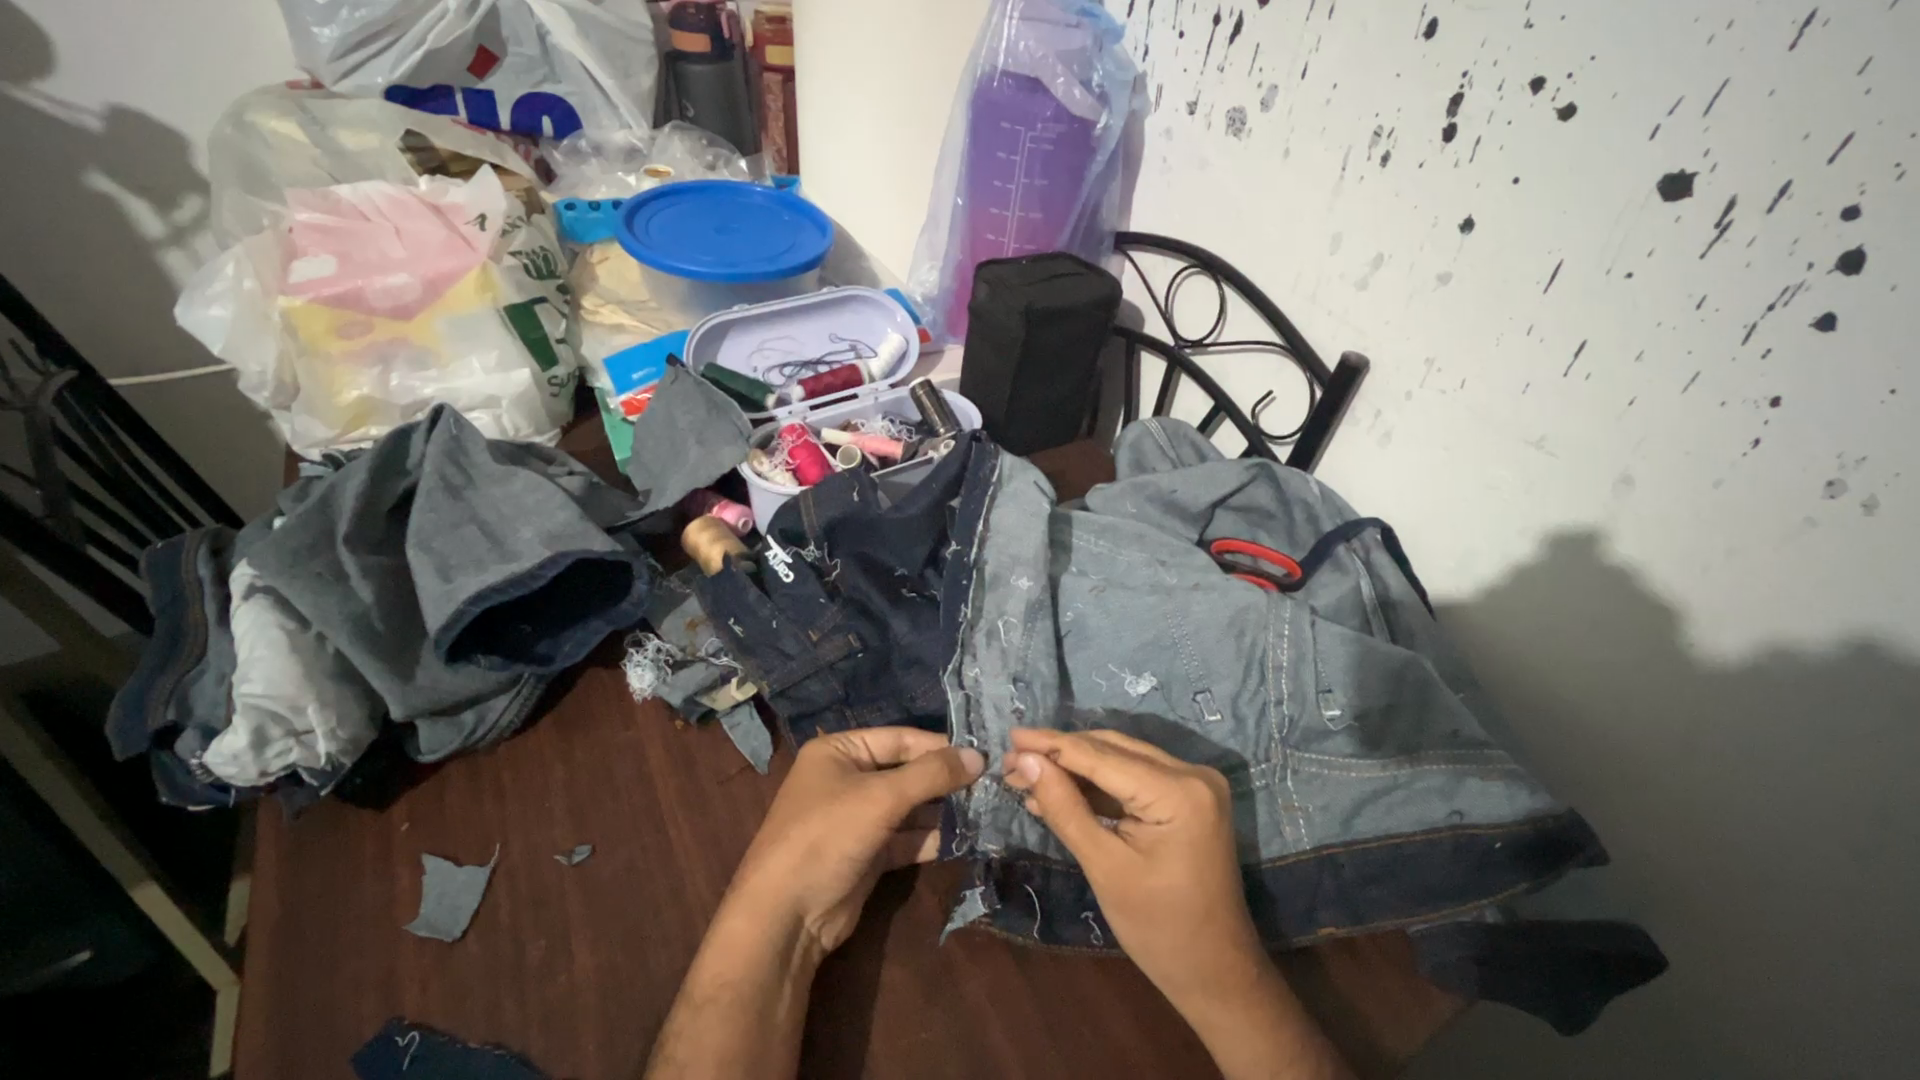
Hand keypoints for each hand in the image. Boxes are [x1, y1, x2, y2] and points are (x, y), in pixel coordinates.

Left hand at [725, 727, 985, 959]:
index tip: (983, 754)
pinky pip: (905, 838)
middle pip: (905, 772)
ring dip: (942, 810)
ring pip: (908, 807)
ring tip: (985, 809)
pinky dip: (930, 838)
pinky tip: (964, 838)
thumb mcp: (881, 797)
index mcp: (838, 751)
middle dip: (943, 780)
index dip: (939, 746)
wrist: (787, 914)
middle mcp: (846, 779)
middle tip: (990, 783)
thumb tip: (979, 755)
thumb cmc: (828, 836)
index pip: (898, 738)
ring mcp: (856, 819)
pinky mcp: (866, 854)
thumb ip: (931, 774)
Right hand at [1001, 727, 1263, 1008]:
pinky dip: (1097, 787)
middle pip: (1112, 749)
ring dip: (1074, 768)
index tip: (1010, 737)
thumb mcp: (1103, 865)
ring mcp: (1194, 785)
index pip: (1102, 756)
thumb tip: (1025, 760)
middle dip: (1059, 754)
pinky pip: (1134, 780)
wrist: (1214, 971)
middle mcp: (1192, 774)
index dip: (1051, 745)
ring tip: (1025, 775)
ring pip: (1120, 760)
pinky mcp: (1187, 799)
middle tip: (1011, 760)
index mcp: (1178, 791)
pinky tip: (1057, 792)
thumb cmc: (1158, 927)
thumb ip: (1064, 807)